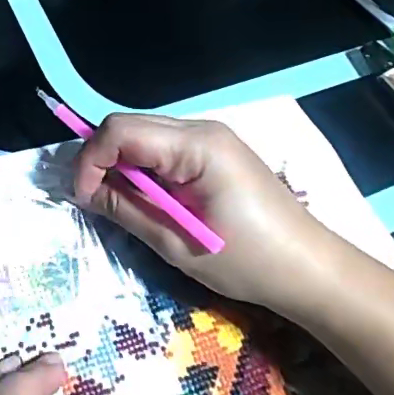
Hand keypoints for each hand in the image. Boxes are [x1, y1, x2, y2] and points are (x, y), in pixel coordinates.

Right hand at [70, 114, 352, 318]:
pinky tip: (150, 198)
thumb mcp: (178, 243)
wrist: (310, 268)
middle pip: (130, 126)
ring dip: (123, 164)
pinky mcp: (215, 151)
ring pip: (145, 135)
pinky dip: (145, 168)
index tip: (82, 199)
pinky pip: (164, 147)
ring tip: (120, 204)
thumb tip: (85, 192)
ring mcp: (211, 137)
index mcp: (196, 144)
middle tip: (95, 202)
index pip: (121, 130)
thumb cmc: (249, 261)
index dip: (91, 160)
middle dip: (102, 160)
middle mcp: (202, 128)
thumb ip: (128, 209)